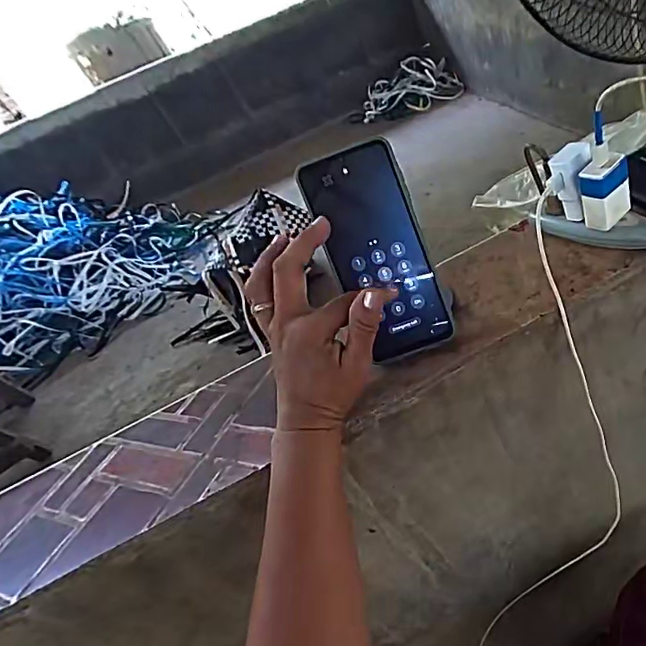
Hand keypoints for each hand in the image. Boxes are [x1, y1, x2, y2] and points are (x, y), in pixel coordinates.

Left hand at [244, 217, 395, 432]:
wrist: (306, 420)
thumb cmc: (332, 396)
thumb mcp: (357, 364)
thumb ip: (364, 326)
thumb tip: (375, 293)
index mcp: (308, 331)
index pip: (343, 300)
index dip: (369, 294)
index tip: (388, 291)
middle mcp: (284, 324)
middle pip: (286, 271)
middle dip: (303, 243)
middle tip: (320, 225)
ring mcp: (272, 328)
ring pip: (260, 283)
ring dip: (270, 255)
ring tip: (283, 237)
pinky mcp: (269, 334)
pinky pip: (256, 299)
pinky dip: (260, 279)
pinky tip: (269, 269)